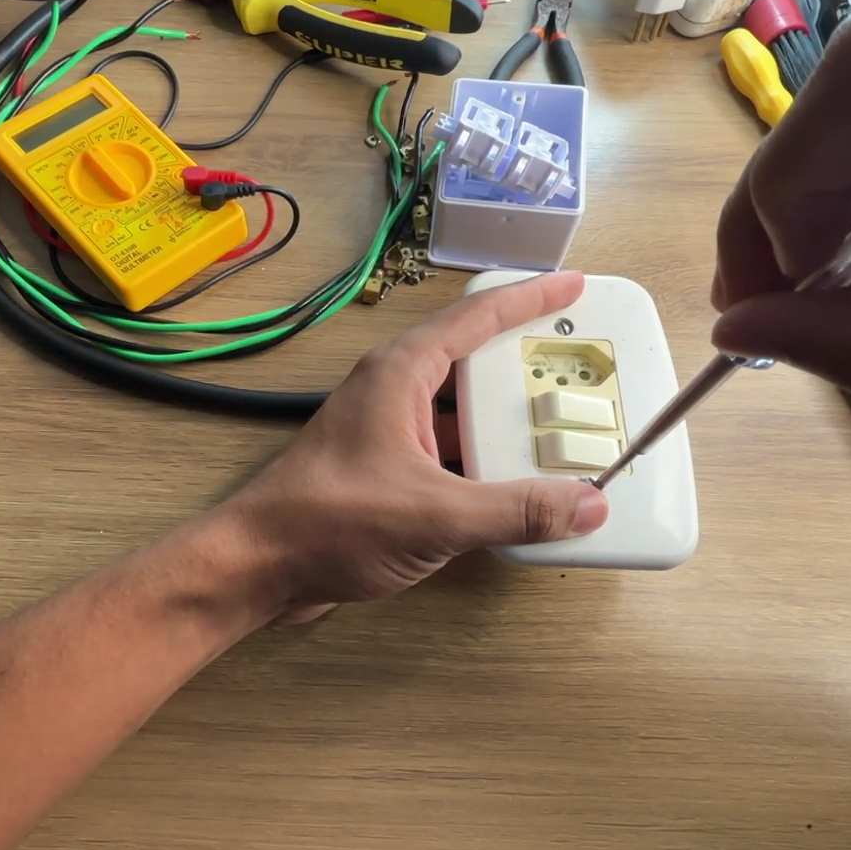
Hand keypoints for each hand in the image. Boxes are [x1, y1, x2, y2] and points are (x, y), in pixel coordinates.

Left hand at [219, 271, 609, 623]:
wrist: (260, 565)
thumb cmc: (331, 522)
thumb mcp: (435, 515)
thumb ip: (515, 509)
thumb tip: (590, 503)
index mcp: (400, 373)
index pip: (475, 317)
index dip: (528, 297)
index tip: (573, 284)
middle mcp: (393, 392)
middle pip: (471, 360)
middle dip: (525, 361)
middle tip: (580, 365)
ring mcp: (386, 430)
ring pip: (459, 409)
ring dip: (504, 416)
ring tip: (562, 424)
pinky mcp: (384, 467)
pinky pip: (447, 448)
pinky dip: (482, 457)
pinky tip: (514, 480)